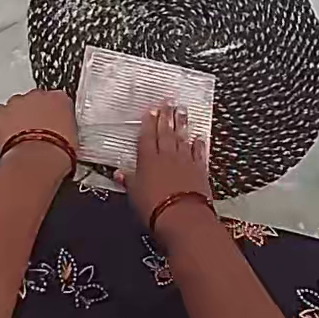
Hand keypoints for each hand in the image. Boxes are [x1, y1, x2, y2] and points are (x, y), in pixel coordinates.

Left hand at [0, 89, 78, 166]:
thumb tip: (60, 133)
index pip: (56, 99)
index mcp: (60, 99)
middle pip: (33, 99)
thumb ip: (63, 127)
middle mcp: (38, 96)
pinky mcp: (0, 112)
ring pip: (14, 104)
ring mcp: (18, 103)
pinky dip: (0, 121)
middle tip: (34, 130)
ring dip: (16, 116)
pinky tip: (5, 134)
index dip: (51, 112)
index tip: (49, 122)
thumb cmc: (56, 152)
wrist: (38, 160)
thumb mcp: (71, 137)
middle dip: (32, 112)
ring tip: (19, 135)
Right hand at [119, 106, 213, 231]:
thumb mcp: (134, 195)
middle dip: (166, 116)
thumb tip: (119, 173)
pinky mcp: (199, 170)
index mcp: (148, 160)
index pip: (147, 137)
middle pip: (165, 132)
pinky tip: (199, 137)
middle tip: (168, 101)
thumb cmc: (154, 207)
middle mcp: (167, 156)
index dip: (148, 123)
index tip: (150, 110)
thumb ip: (128, 181)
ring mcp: (185, 161)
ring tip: (182, 110)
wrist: (182, 216)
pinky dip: (198, 144)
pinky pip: (199, 153)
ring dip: (182, 123)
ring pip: (182, 138)